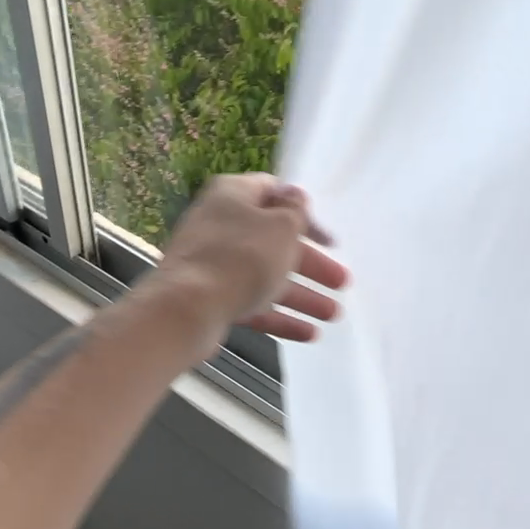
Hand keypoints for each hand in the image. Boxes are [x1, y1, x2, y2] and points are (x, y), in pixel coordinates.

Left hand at [151, 173, 349, 342]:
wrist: (187, 308)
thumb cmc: (241, 258)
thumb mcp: (281, 227)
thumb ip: (295, 211)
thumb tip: (295, 197)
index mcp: (234, 195)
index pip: (276, 194)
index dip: (306, 215)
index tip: (330, 239)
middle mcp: (222, 225)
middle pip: (275, 242)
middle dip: (312, 264)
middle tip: (342, 281)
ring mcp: (215, 264)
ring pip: (267, 277)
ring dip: (303, 295)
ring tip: (334, 314)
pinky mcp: (212, 298)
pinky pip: (253, 304)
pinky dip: (281, 317)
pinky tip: (309, 334)